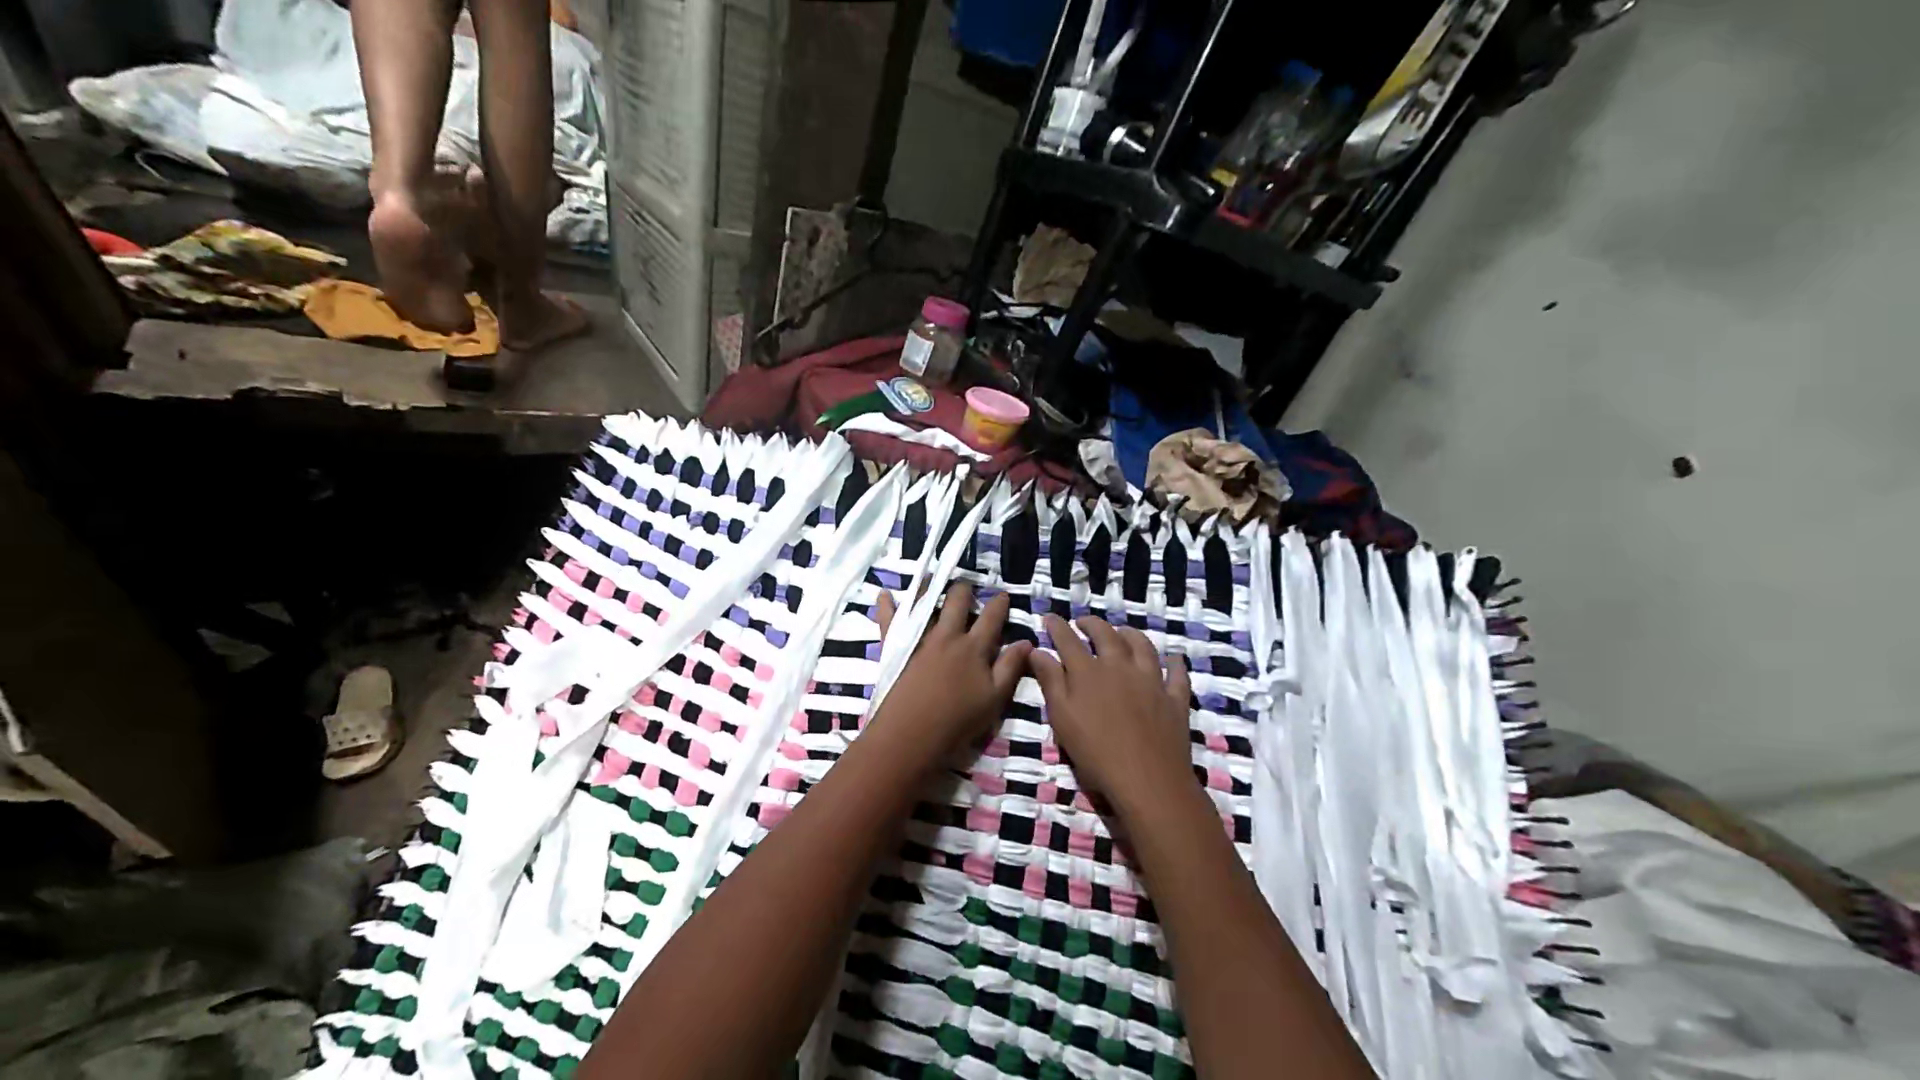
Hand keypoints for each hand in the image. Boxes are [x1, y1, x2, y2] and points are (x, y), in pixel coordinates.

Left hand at [869, 583, 1031, 755]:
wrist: (912, 733)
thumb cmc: (959, 719)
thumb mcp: (994, 698)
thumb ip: (1010, 667)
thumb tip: (1027, 642)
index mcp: (974, 647)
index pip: (991, 617)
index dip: (1000, 604)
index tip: (1003, 595)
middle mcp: (947, 635)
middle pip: (957, 601)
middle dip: (964, 589)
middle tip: (967, 586)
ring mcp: (920, 639)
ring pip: (925, 603)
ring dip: (930, 588)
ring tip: (933, 579)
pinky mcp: (896, 648)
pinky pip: (890, 621)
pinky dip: (887, 606)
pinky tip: (885, 595)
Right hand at [1029, 615, 1194, 811]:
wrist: (1147, 779)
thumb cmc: (1095, 752)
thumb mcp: (1062, 718)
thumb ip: (1050, 681)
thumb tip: (1038, 651)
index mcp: (1088, 672)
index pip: (1068, 641)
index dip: (1057, 627)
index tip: (1050, 618)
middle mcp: (1121, 667)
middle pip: (1106, 636)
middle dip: (1092, 624)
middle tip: (1083, 622)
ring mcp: (1152, 680)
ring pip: (1142, 646)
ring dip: (1130, 634)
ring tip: (1122, 632)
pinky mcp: (1175, 698)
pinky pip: (1176, 674)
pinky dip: (1173, 663)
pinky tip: (1172, 659)